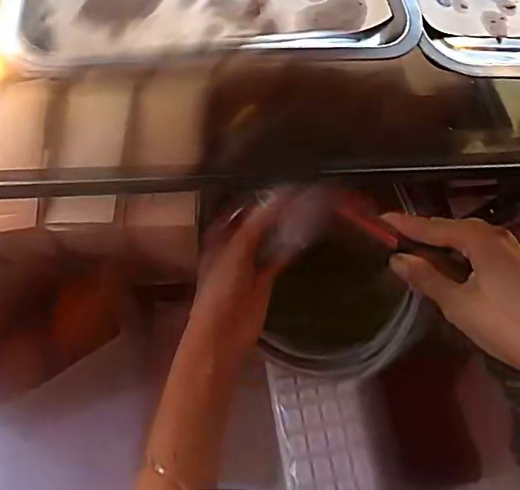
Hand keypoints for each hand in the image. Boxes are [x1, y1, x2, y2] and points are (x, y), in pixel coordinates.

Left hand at [185, 196, 288, 361]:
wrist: (222, 335)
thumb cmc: (220, 289)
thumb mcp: (236, 250)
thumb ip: (257, 225)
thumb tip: (278, 199)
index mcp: (218, 236)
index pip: (239, 210)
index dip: (256, 198)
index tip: (277, 184)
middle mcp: (233, 246)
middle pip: (255, 223)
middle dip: (271, 212)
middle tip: (295, 194)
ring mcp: (249, 263)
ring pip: (267, 239)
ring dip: (281, 228)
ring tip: (302, 209)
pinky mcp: (264, 280)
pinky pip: (277, 258)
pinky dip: (288, 248)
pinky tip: (302, 236)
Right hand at [383, 213, 519, 385]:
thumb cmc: (509, 326)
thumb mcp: (459, 305)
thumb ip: (427, 279)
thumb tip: (398, 259)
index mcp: (478, 237)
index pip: (432, 226)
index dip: (404, 224)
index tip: (380, 219)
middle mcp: (496, 235)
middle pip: (450, 229)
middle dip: (423, 233)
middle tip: (396, 238)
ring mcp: (513, 251)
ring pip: (468, 241)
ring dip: (444, 246)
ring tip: (421, 254)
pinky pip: (482, 252)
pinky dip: (462, 256)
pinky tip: (457, 271)